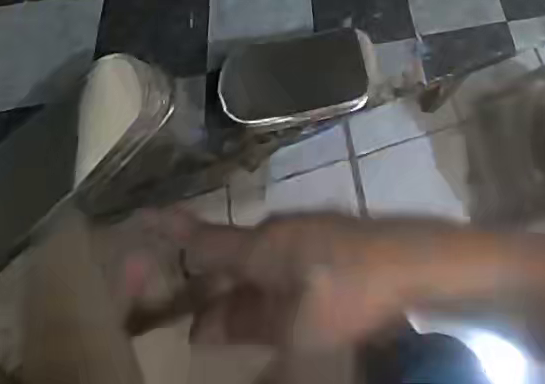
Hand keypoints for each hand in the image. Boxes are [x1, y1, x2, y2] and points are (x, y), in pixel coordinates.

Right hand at [133, 210, 453, 352]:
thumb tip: (202, 327)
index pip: (202, 238)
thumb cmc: (348, 292)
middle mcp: (273, 234)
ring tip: (202, 325)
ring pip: (248, 268)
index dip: (168, 230)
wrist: (408, 260)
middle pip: (222, 258)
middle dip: (192, 280)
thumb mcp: (294, 327)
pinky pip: (271, 271)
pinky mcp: (317, 247)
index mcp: (261, 247)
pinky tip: (251, 317)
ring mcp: (297, 238)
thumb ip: (246, 325)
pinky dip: (252, 294)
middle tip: (161, 301)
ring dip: (224, 294)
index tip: (137, 217)